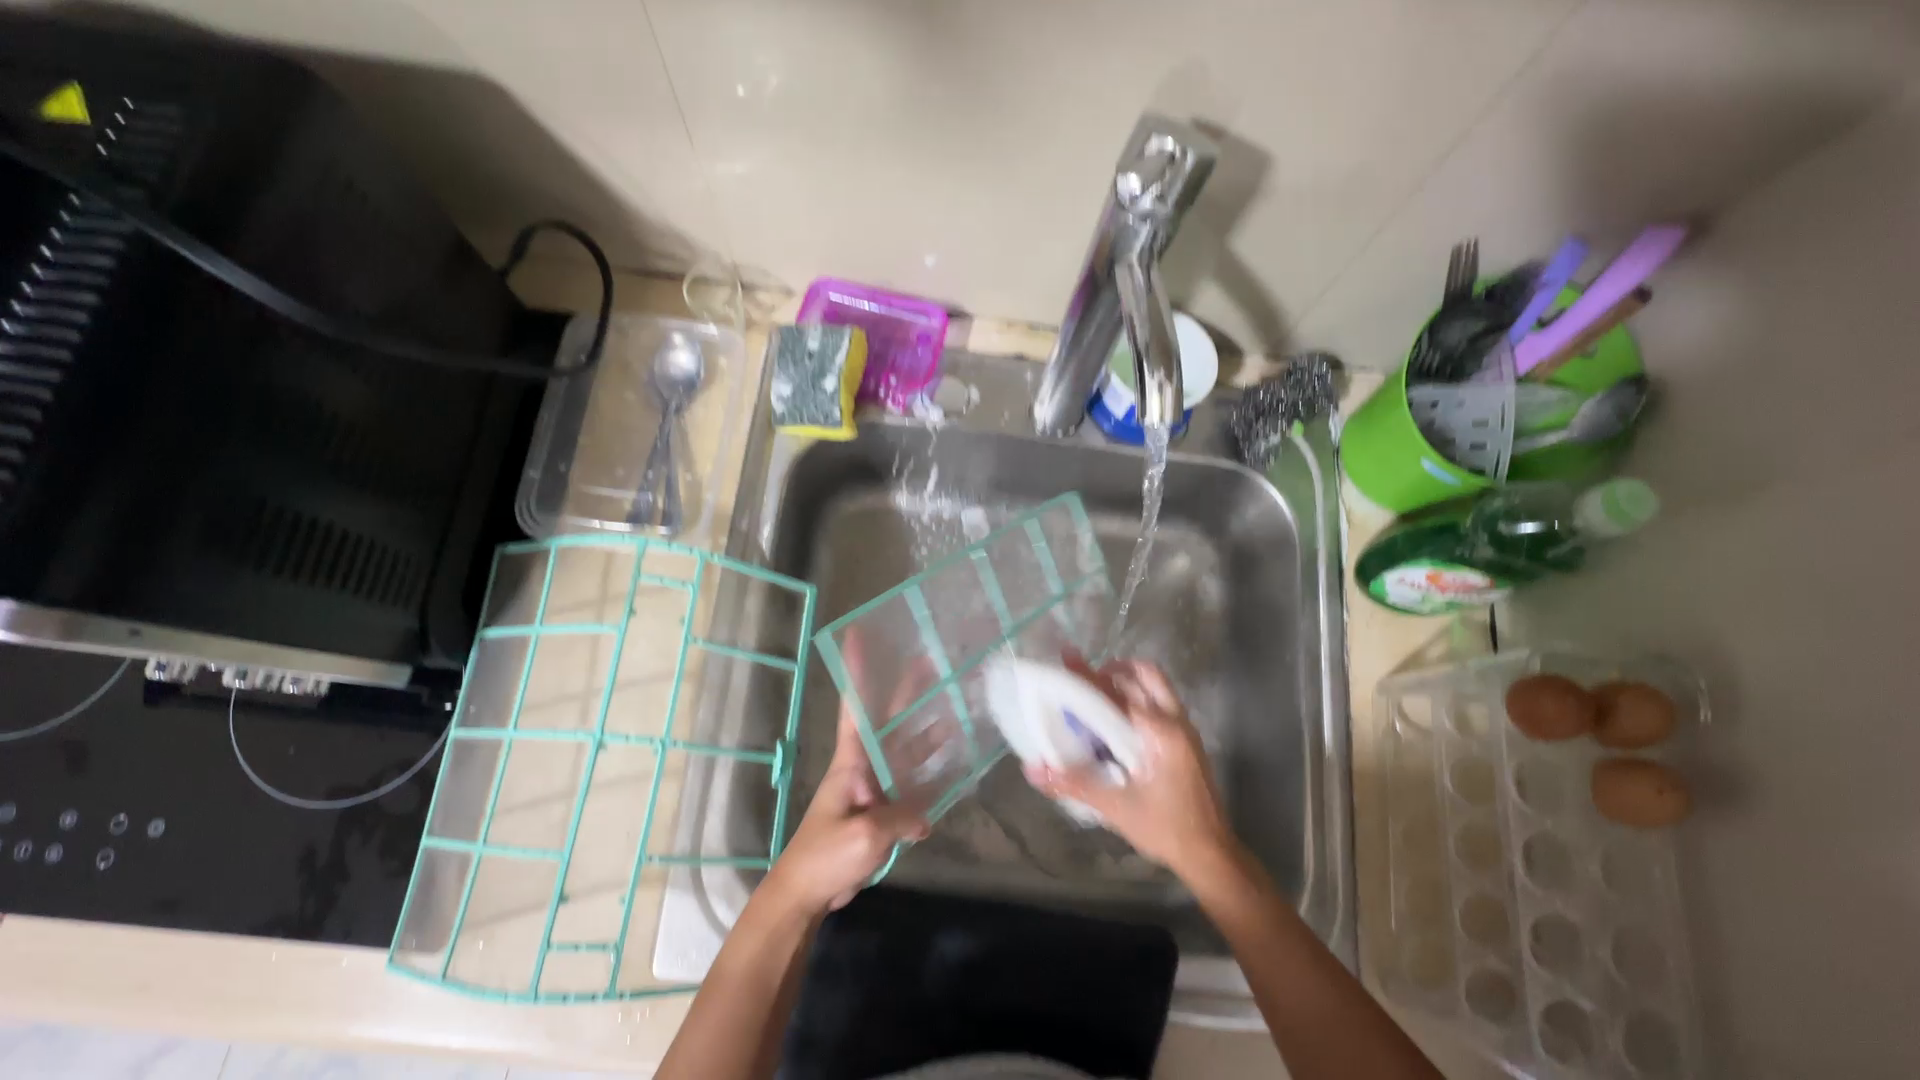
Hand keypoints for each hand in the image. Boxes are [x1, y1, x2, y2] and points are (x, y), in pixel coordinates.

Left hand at [764, 635, 929, 916]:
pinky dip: (928, 775)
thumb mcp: (866, 834)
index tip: (857, 636)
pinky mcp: (879, 813)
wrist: (806, 892)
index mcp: (851, 762)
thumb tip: (925, 816)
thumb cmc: (825, 855)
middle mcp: (862, 768)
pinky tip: (950, 770)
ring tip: (953, 708)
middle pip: (888, 721)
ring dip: (925, 730)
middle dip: (906, 691)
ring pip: (903, 751)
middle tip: (930, 661)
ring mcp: (872, 790)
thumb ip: (900, 816)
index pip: (855, 708)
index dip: (857, 672)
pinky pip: (908, 786)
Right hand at [1025, 655, 1237, 878]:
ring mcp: (1186, 732)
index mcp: (1161, 732)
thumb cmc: (1166, 828)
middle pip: (1147, 676)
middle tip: (1086, 680)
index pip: (1119, 692)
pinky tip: (1117, 725)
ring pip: (1158, 689)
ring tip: (1097, 697)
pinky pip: (1162, 707)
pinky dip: (1139, 701)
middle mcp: (1177, 723)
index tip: (1067, 660)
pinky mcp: (1187, 745)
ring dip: (1129, 684)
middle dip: (1115, 670)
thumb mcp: (1116, 807)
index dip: (1089, 676)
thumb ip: (1074, 784)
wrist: (1210, 853)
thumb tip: (1033, 770)